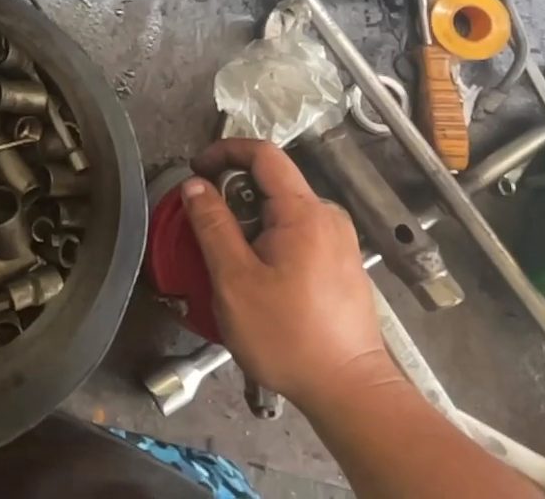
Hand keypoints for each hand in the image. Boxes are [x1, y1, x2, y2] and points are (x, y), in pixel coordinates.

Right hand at [180, 137, 396, 409]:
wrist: (350, 392)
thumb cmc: (289, 336)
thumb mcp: (234, 279)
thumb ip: (212, 224)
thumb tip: (195, 185)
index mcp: (305, 213)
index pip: (264, 154)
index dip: (224, 152)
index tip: (196, 171)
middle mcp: (328, 218)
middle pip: (271, 183)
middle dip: (231, 196)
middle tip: (205, 228)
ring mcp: (339, 243)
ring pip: (281, 211)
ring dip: (247, 223)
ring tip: (227, 261)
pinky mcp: (341, 266)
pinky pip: (296, 234)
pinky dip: (267, 241)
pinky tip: (256, 279)